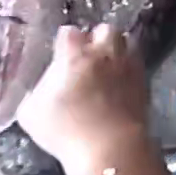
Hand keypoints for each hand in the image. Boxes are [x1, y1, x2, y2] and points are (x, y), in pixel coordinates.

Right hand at [17, 25, 149, 171]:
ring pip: (127, 40)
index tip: (62, 52)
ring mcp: (127, 63)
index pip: (69, 33)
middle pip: (104, 29)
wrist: (109, 144)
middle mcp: (104, 52)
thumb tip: (44, 85)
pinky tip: (122, 79)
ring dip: (117, 47)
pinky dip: (129, 65)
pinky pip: (138, 61)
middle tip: (89, 56)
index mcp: (74, 56)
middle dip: (97, 37)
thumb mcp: (31, 113)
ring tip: (109, 63)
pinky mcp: (144, 78)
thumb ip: (36, 91)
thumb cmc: (65, 129)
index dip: (65, 41)